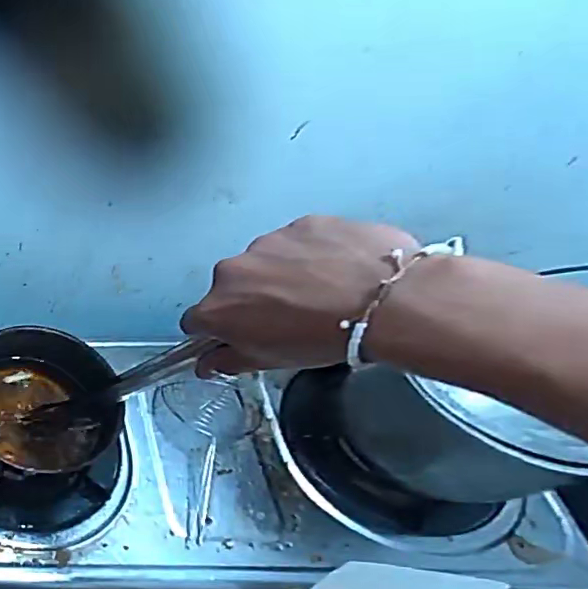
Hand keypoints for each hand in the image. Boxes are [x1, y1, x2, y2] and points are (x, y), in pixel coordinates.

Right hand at [180, 215, 418, 376]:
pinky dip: (310, 252)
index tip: (236, 333)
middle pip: (229, 286)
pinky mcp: (303, 224)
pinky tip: (336, 268)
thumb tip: (207, 363)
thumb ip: (227, 360)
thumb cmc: (326, 337)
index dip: (215, 329)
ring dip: (279, 272)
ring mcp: (266, 244)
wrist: (390, 302)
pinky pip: (298, 240)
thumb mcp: (270, 361)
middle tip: (286, 312)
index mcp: (215, 309)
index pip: (196, 320)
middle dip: (249, 297)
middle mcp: (230, 272)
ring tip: (318, 288)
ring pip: (263, 260)